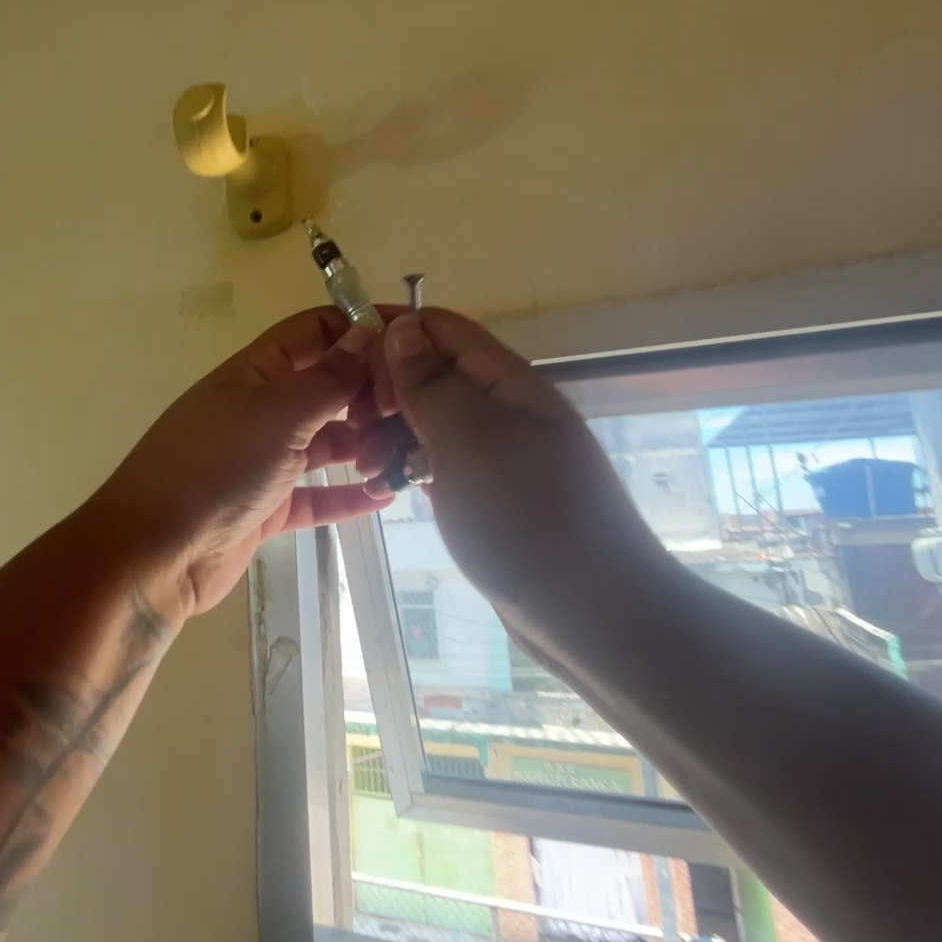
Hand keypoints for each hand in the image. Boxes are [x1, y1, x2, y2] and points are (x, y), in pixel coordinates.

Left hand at [95, 308, 396, 616]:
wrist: (154, 552)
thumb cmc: (214, 467)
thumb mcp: (276, 413)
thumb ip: (328, 378)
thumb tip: (368, 332)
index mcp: (255, 372)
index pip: (314, 332)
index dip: (360, 330)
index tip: (413, 343)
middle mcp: (259, 410)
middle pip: (327, 387)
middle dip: (371, 395)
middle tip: (411, 417)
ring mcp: (262, 460)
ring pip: (326, 443)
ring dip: (366, 446)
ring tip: (405, 460)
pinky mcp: (266, 507)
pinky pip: (316, 495)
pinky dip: (348, 495)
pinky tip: (385, 496)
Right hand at [357, 308, 672, 607]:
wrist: (594, 615)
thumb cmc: (527, 520)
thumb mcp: (471, 442)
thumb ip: (432, 384)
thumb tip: (402, 326)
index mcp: (507, 382)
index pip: (440, 329)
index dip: (391, 336)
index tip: (347, 373)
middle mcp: (504, 408)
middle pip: (431, 373)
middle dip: (384, 392)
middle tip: (352, 432)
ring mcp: (498, 451)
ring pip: (430, 419)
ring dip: (389, 434)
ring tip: (365, 470)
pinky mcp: (490, 490)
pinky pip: (440, 459)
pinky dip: (409, 466)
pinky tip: (388, 488)